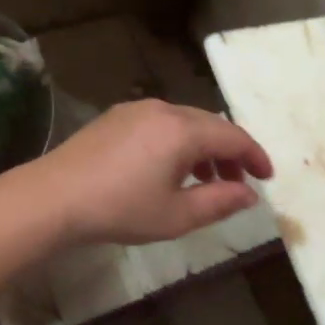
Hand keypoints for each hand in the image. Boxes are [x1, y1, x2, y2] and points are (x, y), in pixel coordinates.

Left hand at [25, 99, 273, 246]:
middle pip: (207, 123)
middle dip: (229, 151)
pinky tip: (171, 170)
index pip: (232, 135)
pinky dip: (177, 141)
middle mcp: (160, 109)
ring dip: (202, 147)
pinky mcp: (114, 117)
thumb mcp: (177, 215)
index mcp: (181, 129)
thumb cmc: (121, 207)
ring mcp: (133, 110)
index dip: (254, 155)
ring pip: (182, 121)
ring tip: (206, 182)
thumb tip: (248, 193)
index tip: (267, 178)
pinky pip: (159, 122)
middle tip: (239, 183)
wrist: (57, 195)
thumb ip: (219, 201)